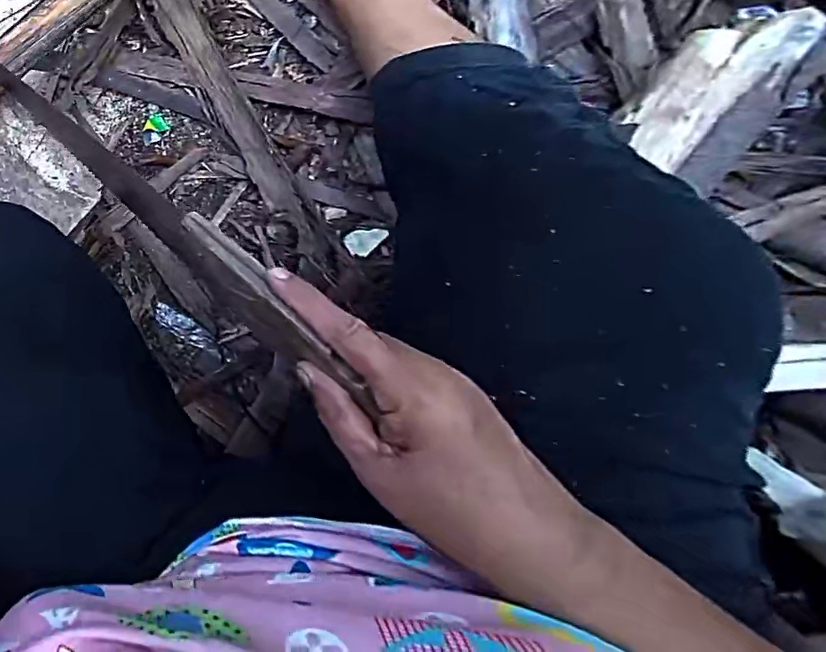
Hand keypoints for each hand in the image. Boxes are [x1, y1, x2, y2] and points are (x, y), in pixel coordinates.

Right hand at [271, 269, 598, 590]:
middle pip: (365, 340)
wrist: (550, 549)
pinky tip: (384, 418)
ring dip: (357, 368)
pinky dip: (380, 378)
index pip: (348, 332)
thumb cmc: (456, 516)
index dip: (308, 301)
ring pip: (385, 355)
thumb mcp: (378, 472)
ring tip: (359, 416)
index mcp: (413, 388)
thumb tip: (310, 368)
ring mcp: (454, 377)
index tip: (275, 275)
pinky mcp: (462, 390)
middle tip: (311, 379)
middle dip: (331, 347)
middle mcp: (435, 370)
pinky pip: (405, 368)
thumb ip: (338, 414)